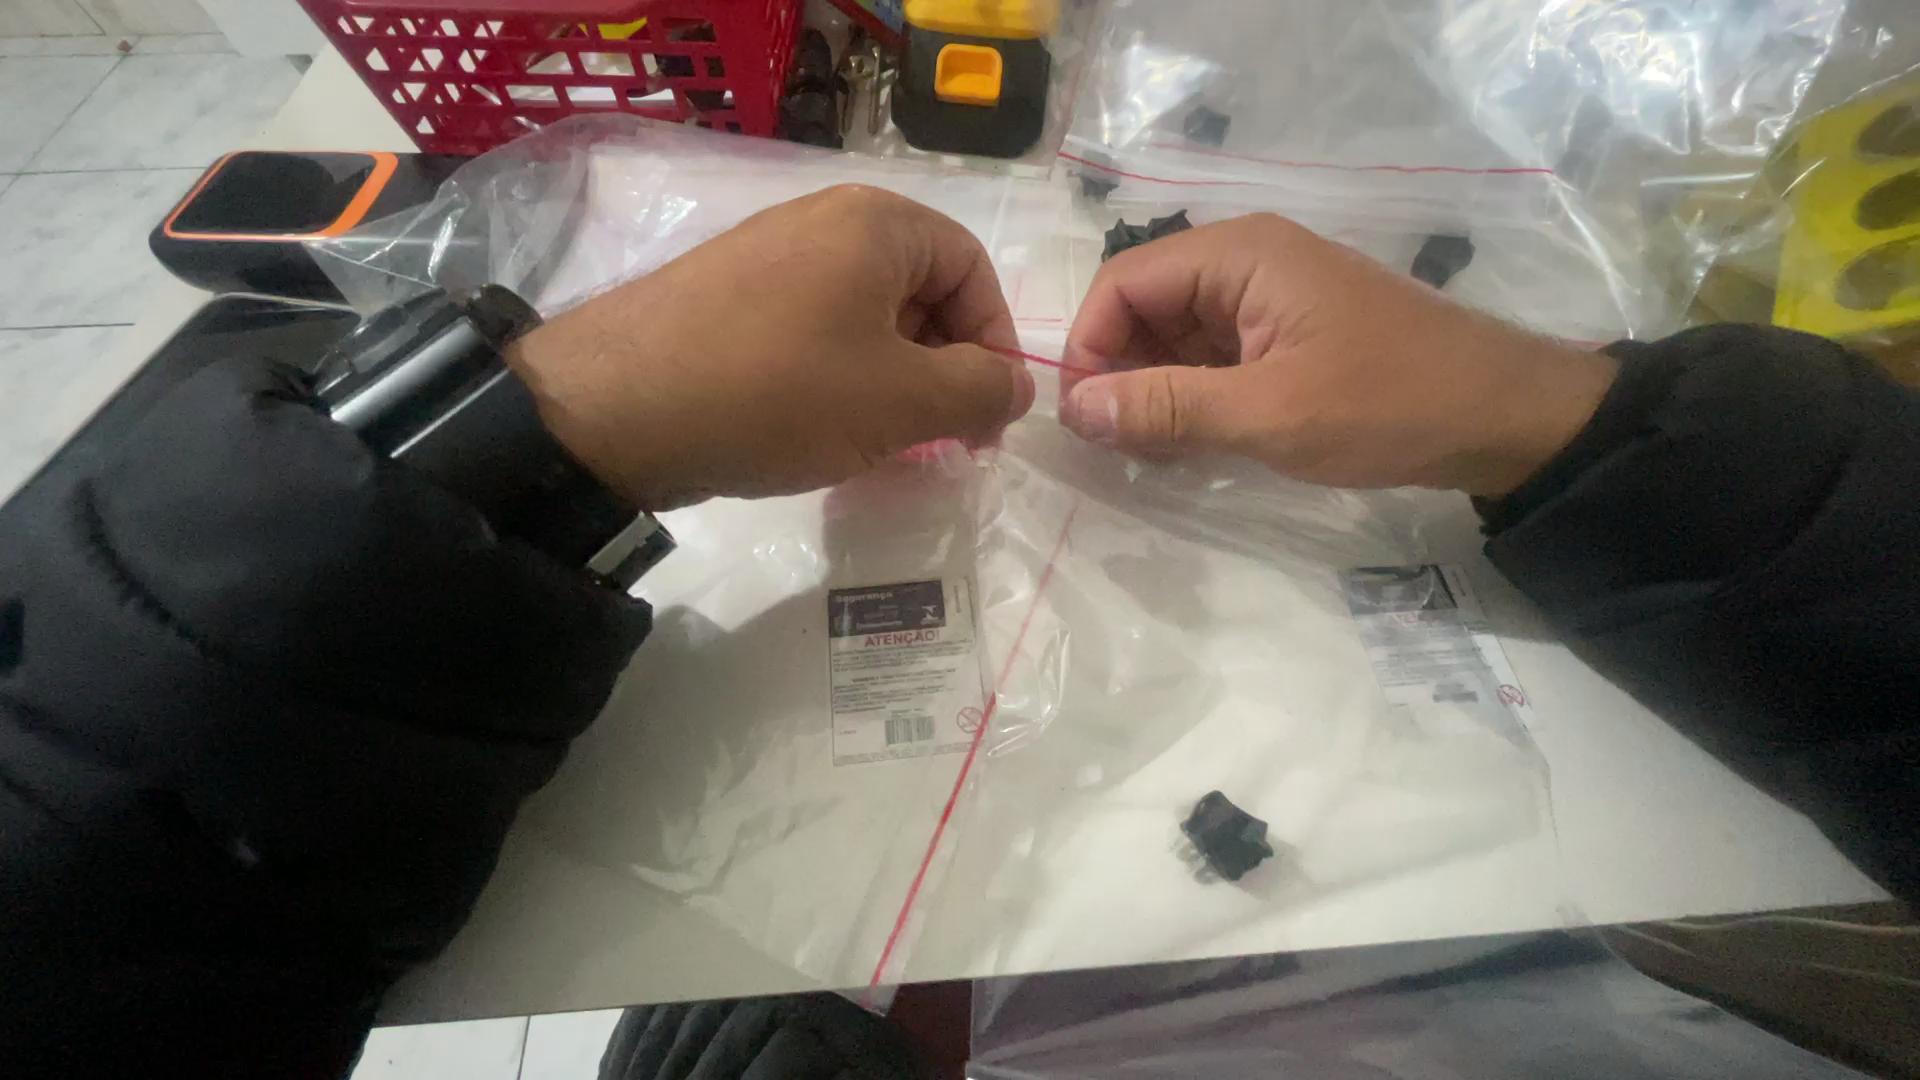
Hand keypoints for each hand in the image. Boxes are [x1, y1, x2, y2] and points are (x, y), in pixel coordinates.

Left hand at [507, 185, 1034, 509]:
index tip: (990, 416)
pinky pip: (816, 336)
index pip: (972, 272)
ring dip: (896, 385)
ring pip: (868, 323)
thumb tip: (1019, 386)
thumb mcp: (903, 400)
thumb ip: (981, 390)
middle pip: (921, 295)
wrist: (616, 412)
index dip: (996, 345)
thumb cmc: (782, 394)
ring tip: (889, 446)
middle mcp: (824, 223)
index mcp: (877, 225)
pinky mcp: (732, 302)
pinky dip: (843, 383)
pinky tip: (830, 432)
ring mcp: (770, 260)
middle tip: (944, 440)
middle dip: (945, 372)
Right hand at [1060, 215, 1618, 495]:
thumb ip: (1165, 407)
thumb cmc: (1388, 405)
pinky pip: (1201, 363)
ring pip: (1166, 341)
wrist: (1501, 420)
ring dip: (1149, 395)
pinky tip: (1187, 445)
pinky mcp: (1273, 339)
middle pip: (1139, 310)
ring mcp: (1258, 303)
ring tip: (1155, 452)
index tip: (1086, 418)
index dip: (1089, 346)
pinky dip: (1183, 402)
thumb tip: (1074, 410)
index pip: (1122, 282)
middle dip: (1118, 375)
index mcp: (1238, 256)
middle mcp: (1241, 266)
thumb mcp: (1267, 413)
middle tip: (1120, 445)